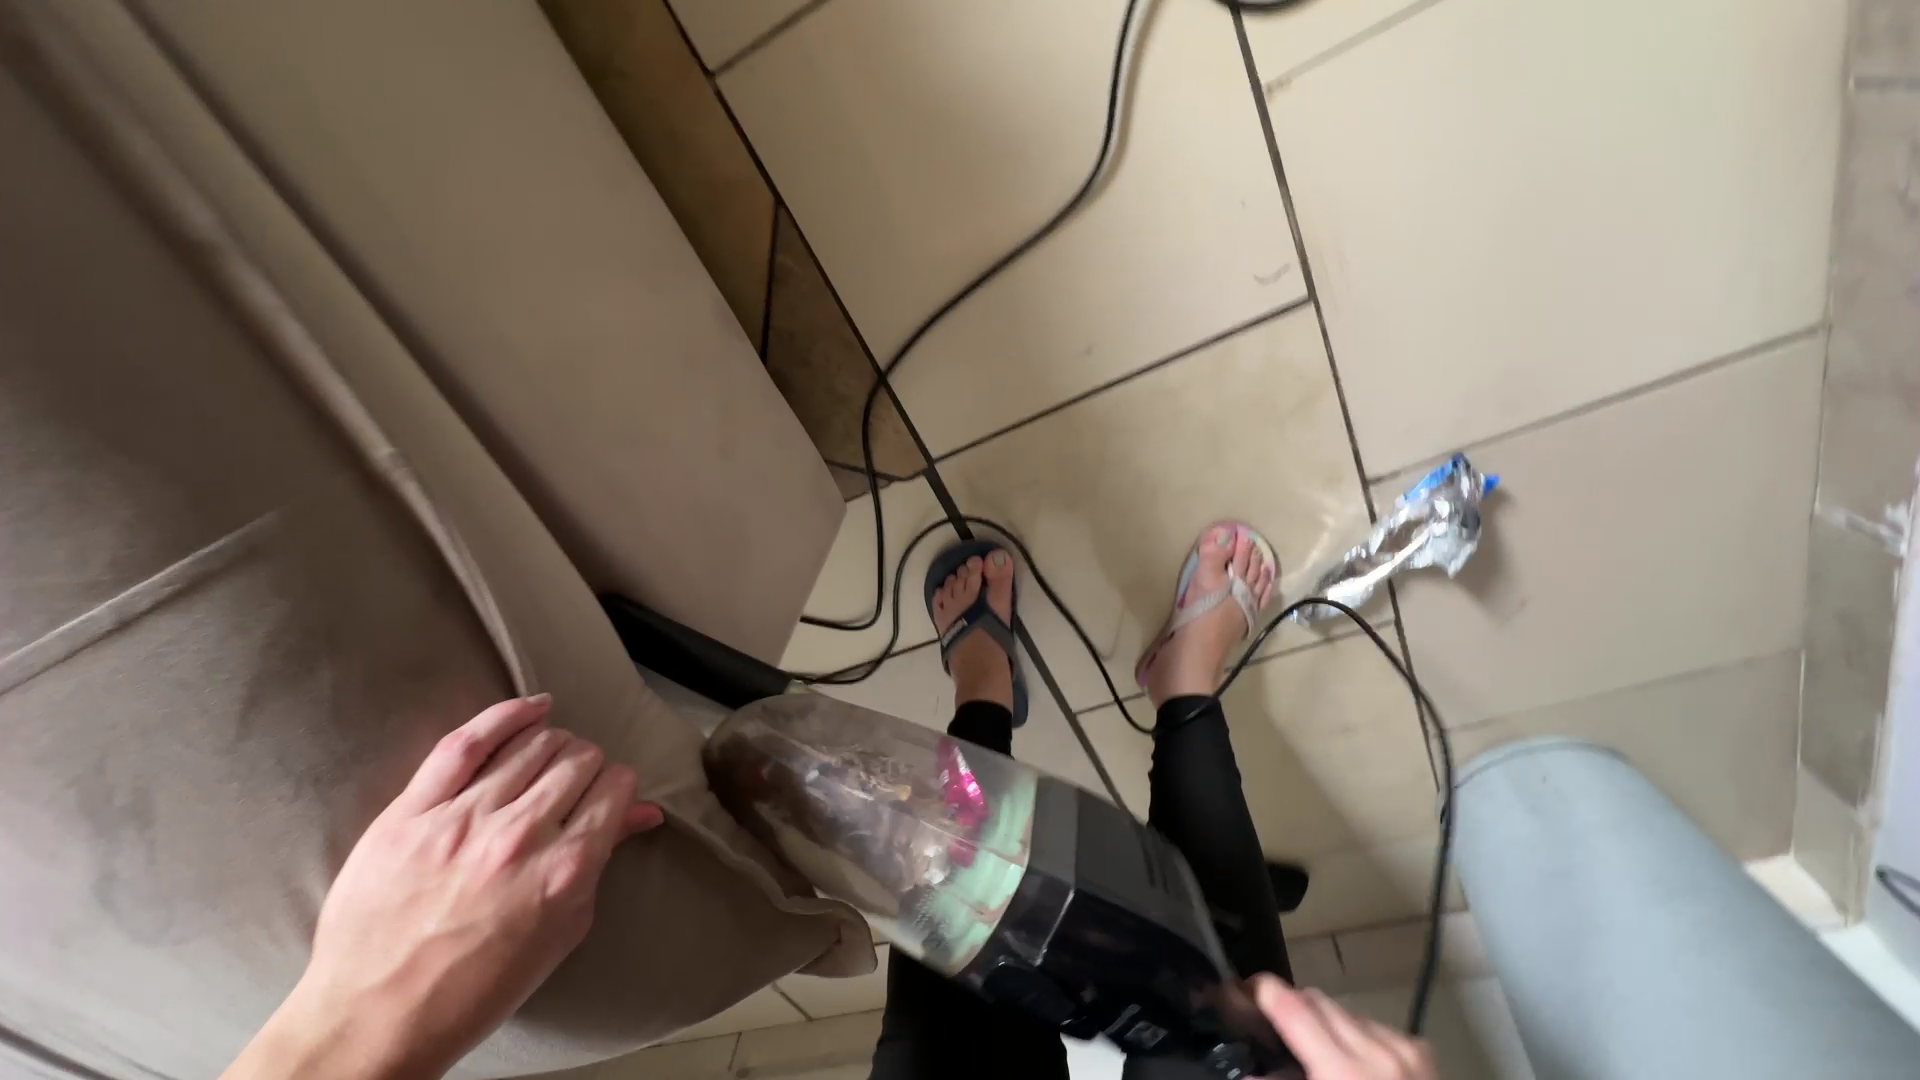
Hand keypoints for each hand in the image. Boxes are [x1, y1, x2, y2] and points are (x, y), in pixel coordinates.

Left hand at [225, 695, 664, 1079]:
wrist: (372, 1021)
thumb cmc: (480, 986)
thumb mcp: (564, 930)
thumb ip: (604, 861)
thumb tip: (643, 812)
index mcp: (565, 868)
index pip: (616, 786)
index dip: (620, 786)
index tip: (609, 795)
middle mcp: (521, 835)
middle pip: (579, 758)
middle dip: (589, 765)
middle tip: (574, 785)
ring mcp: (462, 819)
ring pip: (533, 743)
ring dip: (554, 744)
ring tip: (548, 758)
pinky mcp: (411, 813)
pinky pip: (466, 741)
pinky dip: (506, 714)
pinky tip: (533, 707)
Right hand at [1252, 975, 1437, 1079]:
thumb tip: (1247, 1076)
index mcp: (1342, 1072)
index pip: (1289, 1004)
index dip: (1258, 991)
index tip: (1241, 994)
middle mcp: (1375, 1051)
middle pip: (1315, 998)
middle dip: (1290, 1007)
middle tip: (1275, 1031)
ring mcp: (1404, 1050)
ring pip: (1344, 1010)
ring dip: (1324, 1023)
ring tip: (1319, 1055)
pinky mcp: (1424, 1056)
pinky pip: (1376, 1027)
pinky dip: (1357, 1036)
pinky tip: (1357, 1066)